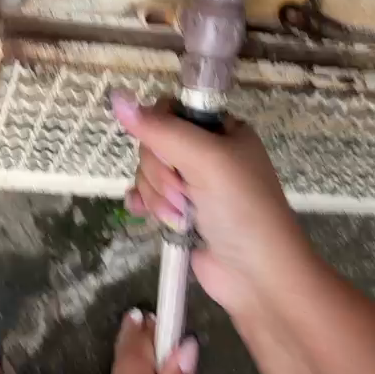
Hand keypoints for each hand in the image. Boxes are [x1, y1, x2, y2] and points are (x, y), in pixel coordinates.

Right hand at [111, 90, 312, 315]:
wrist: (257, 276)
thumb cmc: (241, 209)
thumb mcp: (206, 160)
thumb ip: (162, 129)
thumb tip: (117, 97)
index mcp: (222, 130)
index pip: (169, 111)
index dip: (160, 134)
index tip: (172, 158)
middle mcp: (207, 153)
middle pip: (154, 144)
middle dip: (160, 175)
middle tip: (183, 196)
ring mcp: (193, 185)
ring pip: (147, 173)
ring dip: (157, 197)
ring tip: (180, 219)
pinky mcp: (180, 213)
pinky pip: (145, 196)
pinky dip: (144, 204)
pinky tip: (143, 214)